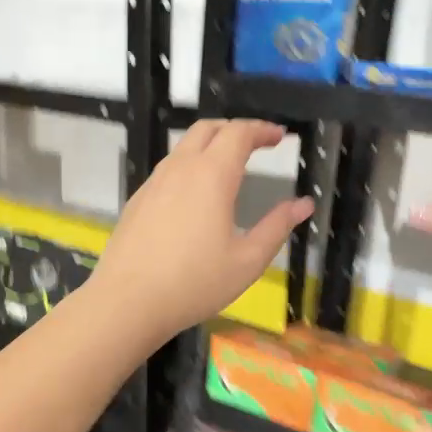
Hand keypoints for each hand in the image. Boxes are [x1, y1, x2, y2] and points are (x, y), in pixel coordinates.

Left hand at [90, 119, 312, 342]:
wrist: (128, 302)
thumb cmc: (195, 284)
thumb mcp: (247, 261)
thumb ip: (277, 228)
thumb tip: (303, 205)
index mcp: (212, 176)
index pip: (239, 134)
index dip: (262, 130)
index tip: (279, 136)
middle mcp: (180, 169)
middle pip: (208, 129)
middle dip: (235, 130)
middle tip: (257, 144)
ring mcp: (154, 183)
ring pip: (184, 148)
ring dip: (210, 146)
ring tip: (229, 167)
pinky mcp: (138, 201)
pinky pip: (168, 170)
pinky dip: (190, 167)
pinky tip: (196, 198)